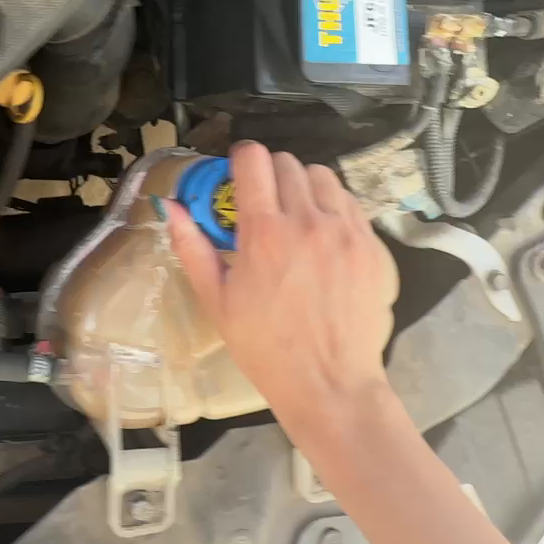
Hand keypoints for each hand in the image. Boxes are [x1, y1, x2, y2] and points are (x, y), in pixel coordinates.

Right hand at [165, 141, 399, 429]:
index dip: (240, 159)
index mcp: (264, 232)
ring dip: (303, 185)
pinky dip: (332, 206)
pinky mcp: (372, 246)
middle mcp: (307, 221)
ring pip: (322, 175)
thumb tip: (170, 205)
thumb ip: (191, 246)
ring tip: (296, 214)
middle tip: (263, 202)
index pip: (253, 159)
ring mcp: (345, 231)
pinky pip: (350, 202)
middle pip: (287, 162)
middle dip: (269, 173)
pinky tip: (323, 233)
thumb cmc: (264, 346)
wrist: (331, 385)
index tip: (237, 175)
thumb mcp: (215, 300)